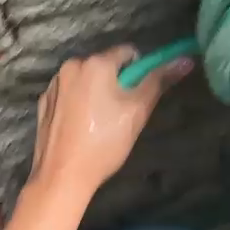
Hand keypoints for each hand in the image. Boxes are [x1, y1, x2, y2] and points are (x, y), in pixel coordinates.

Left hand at [28, 45, 194, 195]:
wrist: (61, 177)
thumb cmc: (104, 142)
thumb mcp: (137, 111)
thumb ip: (160, 80)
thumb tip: (185, 60)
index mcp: (96, 63)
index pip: (128, 52)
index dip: (138, 72)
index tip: (137, 96)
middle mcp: (72, 65)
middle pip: (105, 65)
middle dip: (116, 83)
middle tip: (120, 114)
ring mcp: (54, 84)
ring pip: (86, 79)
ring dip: (96, 91)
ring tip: (99, 124)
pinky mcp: (43, 102)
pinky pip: (69, 93)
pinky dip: (77, 102)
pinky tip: (80, 127)